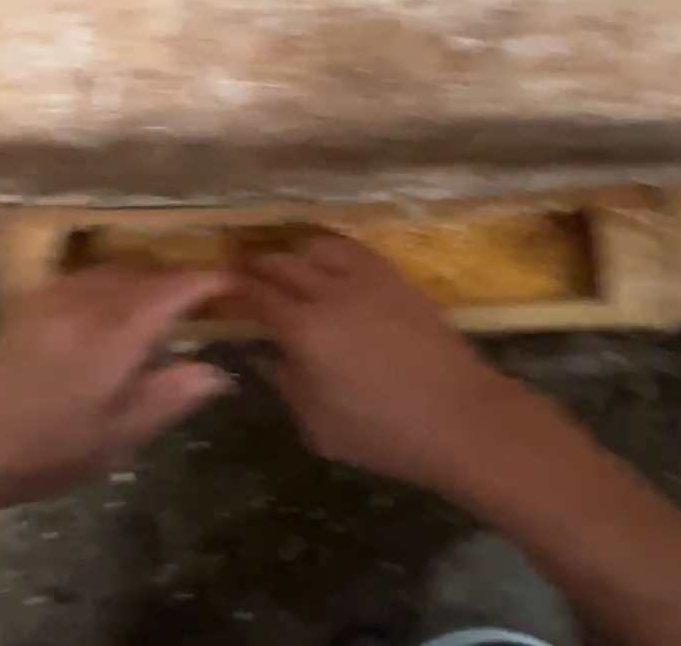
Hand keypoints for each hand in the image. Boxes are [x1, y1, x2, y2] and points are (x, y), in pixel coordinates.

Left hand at [0, 267, 230, 508]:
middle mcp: (91, 300)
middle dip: (181, 281)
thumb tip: (220, 372)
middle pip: (150, 273)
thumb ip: (172, 395)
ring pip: (120, 269)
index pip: (176, 288)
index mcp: (117, 333)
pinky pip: (91, 275)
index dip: (209, 281)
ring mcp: (60, 294)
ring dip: (148, 279)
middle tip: (204, 303)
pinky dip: (117, 282)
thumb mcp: (118, 434)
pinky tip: (116, 308)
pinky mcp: (38, 298)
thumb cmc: (49, 448)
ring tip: (164, 305)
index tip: (236, 283)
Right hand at [239, 235, 546, 490]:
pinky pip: (352, 248)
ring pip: (314, 247)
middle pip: (280, 263)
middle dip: (255, 268)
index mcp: (305, 331)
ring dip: (291, 254)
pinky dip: (328, 250)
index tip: (221, 292)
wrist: (459, 416)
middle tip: (244, 279)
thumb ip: (285, 384)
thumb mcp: (319, 426)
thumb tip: (264, 355)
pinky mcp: (394, 276)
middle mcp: (329, 293)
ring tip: (284, 268)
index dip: (234, 290)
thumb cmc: (384, 432)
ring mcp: (365, 279)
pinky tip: (326, 263)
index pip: (256, 296)